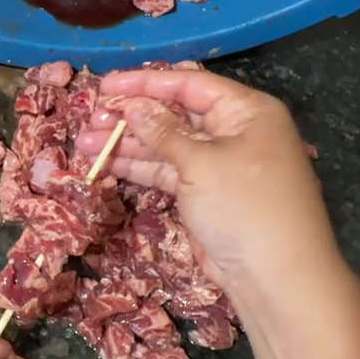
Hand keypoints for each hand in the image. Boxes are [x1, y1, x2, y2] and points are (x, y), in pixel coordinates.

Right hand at [75, 68, 339, 289]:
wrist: (274, 276)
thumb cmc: (245, 207)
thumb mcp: (201, 163)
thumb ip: (163, 132)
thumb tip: (133, 106)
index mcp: (246, 111)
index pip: (189, 85)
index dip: (145, 83)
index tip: (105, 84)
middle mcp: (232, 131)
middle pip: (174, 114)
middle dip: (131, 116)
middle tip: (92, 117)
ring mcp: (216, 164)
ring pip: (164, 145)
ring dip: (126, 143)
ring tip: (85, 142)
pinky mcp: (203, 192)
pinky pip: (165, 171)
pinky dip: (137, 168)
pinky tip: (105, 164)